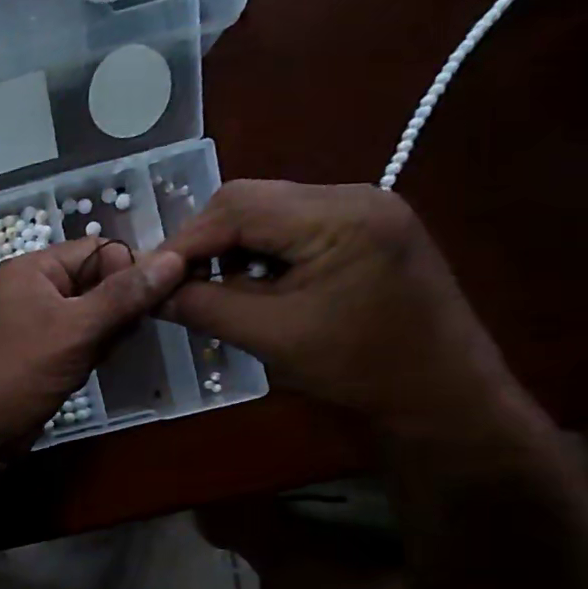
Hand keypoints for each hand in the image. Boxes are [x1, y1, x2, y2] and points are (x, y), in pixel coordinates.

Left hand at [0, 237, 186, 454]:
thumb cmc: (18, 373)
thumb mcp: (75, 330)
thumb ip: (124, 295)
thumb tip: (175, 258)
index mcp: (31, 270)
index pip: (98, 250)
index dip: (132, 270)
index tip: (159, 299)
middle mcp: (29, 289)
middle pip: (96, 282)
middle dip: (115, 310)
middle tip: (117, 338)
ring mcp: (30, 323)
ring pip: (89, 316)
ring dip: (103, 337)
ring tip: (93, 358)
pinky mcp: (35, 353)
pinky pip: (75, 341)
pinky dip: (86, 354)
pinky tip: (83, 372)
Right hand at [161, 181, 523, 433]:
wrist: (441, 392)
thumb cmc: (359, 367)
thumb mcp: (270, 337)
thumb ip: (203, 307)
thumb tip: (151, 293)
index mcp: (340, 216)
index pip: (237, 207)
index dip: (183, 241)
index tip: (146, 278)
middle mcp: (353, 196)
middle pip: (249, 201)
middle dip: (202, 242)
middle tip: (172, 286)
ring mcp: (362, 209)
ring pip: (266, 213)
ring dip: (227, 249)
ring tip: (205, 291)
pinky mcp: (362, 229)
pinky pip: (289, 229)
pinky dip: (255, 255)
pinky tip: (247, 288)